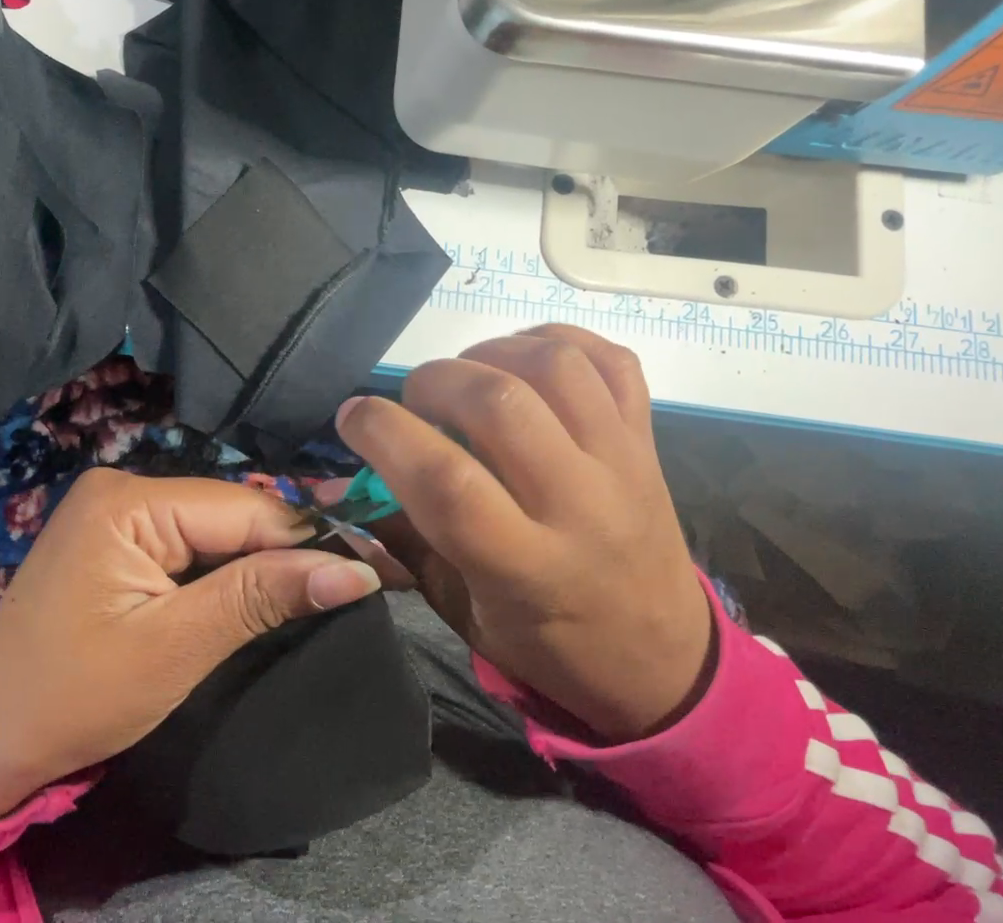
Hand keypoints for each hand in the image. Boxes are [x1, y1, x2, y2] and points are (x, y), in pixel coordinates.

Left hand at [0, 469, 383, 822]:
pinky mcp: (112, 543)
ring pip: (212, 531)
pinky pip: (184, 545)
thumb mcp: (177, 646)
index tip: (380, 567)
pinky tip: (260, 591)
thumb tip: (356, 568)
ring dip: (260, 563)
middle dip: (288, 551)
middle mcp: (119, 488)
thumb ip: (262, 596)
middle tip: (361, 582)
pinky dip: (222, 572)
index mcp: (126, 500)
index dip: (313, 539)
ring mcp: (112, 514)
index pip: (244, 508)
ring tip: (325, 586)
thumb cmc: (76, 696)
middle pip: (229, 514)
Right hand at [331, 324, 713, 742]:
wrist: (663, 662)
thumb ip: (402, 540)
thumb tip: (339, 484)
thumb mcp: (461, 611)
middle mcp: (580, 506)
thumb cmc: (548, 647)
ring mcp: (623, 465)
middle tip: (413, 401)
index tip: (352, 416)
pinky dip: (553, 341)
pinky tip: (517, 361)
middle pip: (500, 403)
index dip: (384, 432)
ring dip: (490, 352)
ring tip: (464, 376)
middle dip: (432, 381)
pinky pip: (610, 360)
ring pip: (555, 366)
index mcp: (525, 567)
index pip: (446, 480)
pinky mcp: (649, 441)